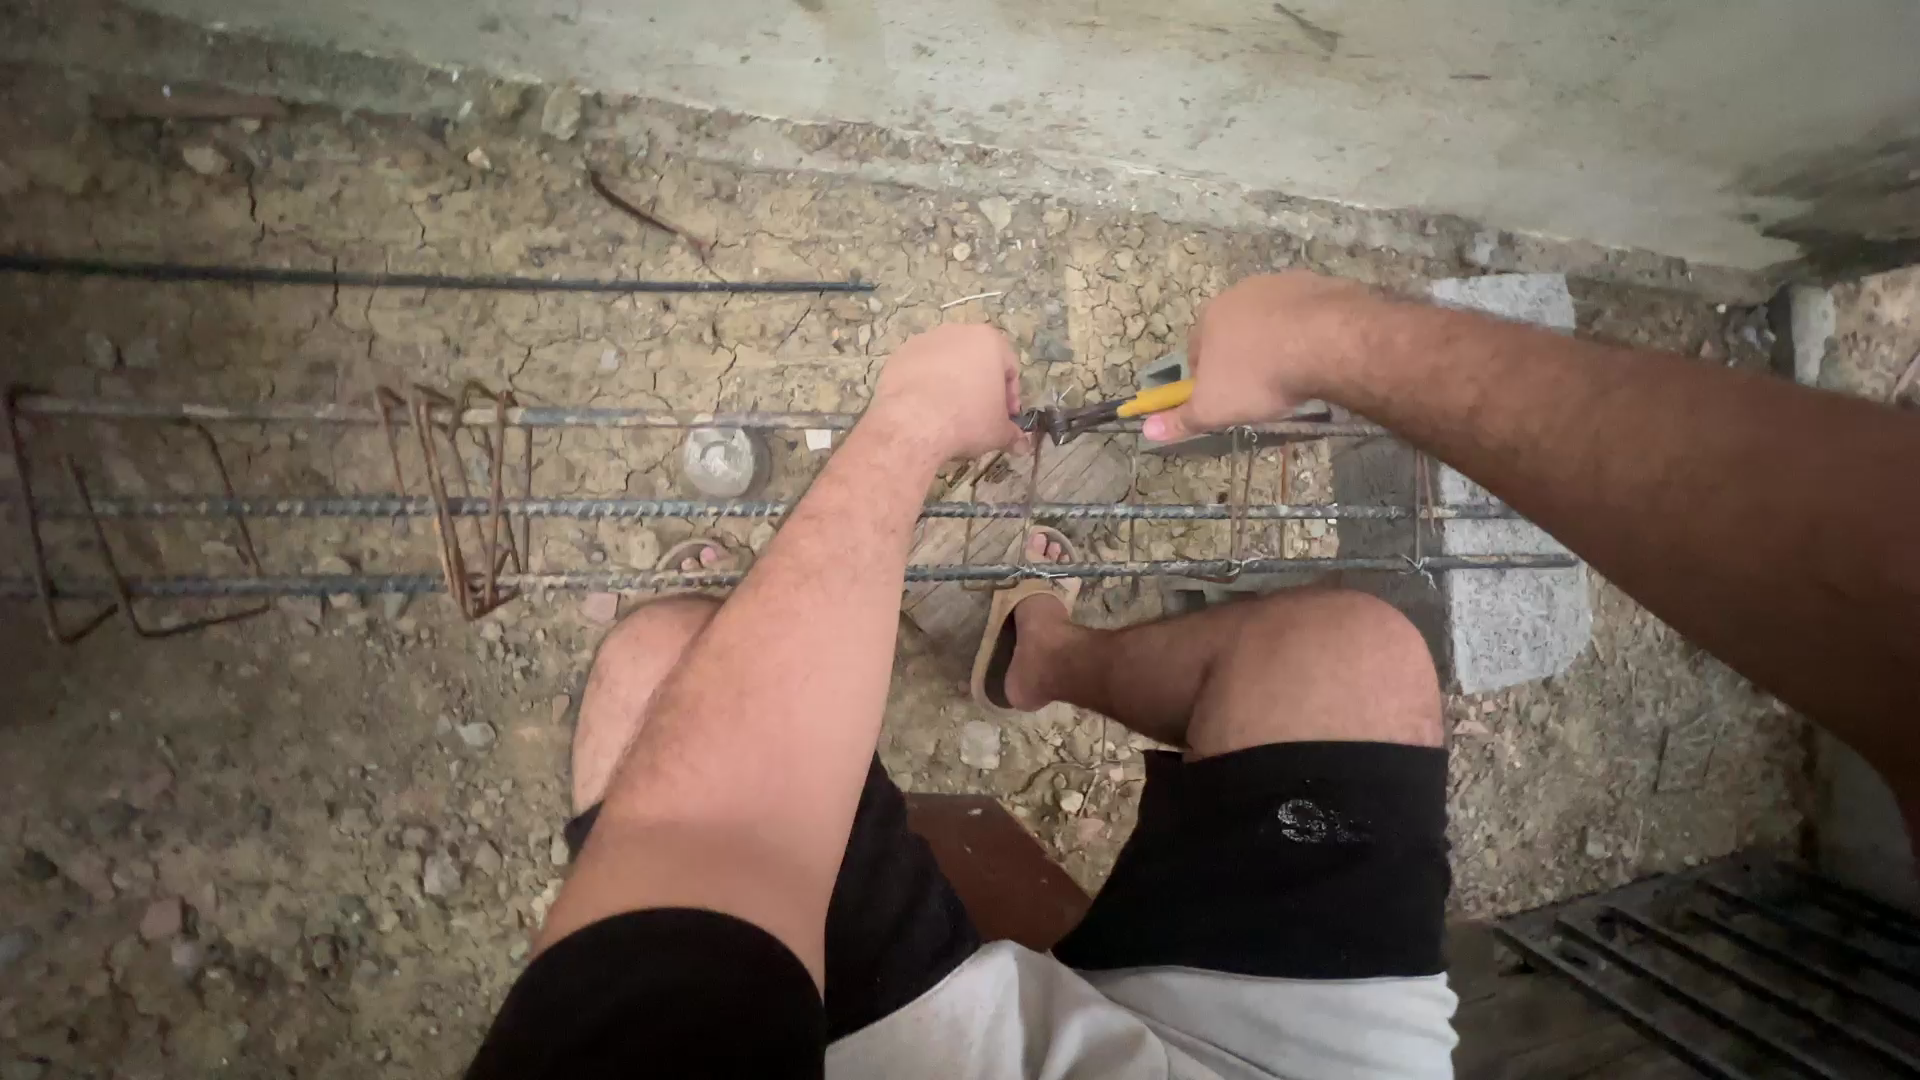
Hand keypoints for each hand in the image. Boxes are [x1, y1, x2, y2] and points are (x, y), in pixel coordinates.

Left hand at [865, 324, 1024, 462]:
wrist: (914, 422)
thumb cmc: (968, 419)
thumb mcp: (998, 432)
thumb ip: (1012, 434)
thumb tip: (1022, 445)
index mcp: (989, 341)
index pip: (1009, 368)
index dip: (1010, 397)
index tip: (1006, 419)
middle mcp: (957, 332)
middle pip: (975, 361)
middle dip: (979, 388)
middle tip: (978, 416)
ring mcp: (924, 341)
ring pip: (945, 364)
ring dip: (951, 385)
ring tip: (948, 415)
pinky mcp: (898, 356)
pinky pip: (919, 372)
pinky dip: (924, 387)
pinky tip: (924, 411)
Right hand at [1144, 271, 1388, 441]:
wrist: (1328, 343)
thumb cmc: (1258, 377)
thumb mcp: (1213, 408)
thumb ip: (1180, 419)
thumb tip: (1147, 431)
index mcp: (1209, 318)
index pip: (1197, 350)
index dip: (1207, 377)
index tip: (1224, 397)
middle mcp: (1240, 293)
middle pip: (1233, 331)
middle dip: (1241, 356)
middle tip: (1259, 388)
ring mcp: (1281, 284)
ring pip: (1270, 320)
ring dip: (1274, 342)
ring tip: (1292, 373)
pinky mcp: (1318, 283)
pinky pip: (1305, 314)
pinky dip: (1307, 332)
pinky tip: (1317, 355)